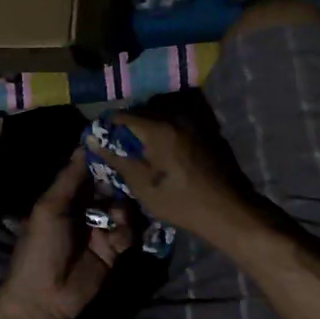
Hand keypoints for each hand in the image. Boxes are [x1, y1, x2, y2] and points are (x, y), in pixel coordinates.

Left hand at [0, 151, 132, 318]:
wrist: (46, 298)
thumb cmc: (40, 249)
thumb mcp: (50, 209)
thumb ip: (69, 179)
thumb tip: (83, 146)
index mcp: (64, 197)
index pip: (87, 172)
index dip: (101, 160)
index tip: (119, 146)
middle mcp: (84, 210)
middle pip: (109, 188)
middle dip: (119, 185)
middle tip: (130, 181)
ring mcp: (100, 230)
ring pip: (122, 209)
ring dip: (122, 211)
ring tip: (116, 218)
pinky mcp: (113, 250)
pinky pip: (127, 232)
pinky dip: (125, 232)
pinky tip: (116, 239)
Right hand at [88, 113, 254, 246]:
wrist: (227, 209)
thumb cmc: (180, 200)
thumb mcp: (142, 184)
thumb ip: (117, 159)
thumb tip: (92, 141)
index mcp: (158, 127)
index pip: (124, 115)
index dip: (109, 123)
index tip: (100, 134)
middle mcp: (176, 116)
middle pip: (144, 109)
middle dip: (129, 121)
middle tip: (119, 139)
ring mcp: (195, 121)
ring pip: (163, 112)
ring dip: (149, 122)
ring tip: (141, 143)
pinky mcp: (207, 129)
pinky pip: (179, 120)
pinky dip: (166, 127)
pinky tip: (164, 147)